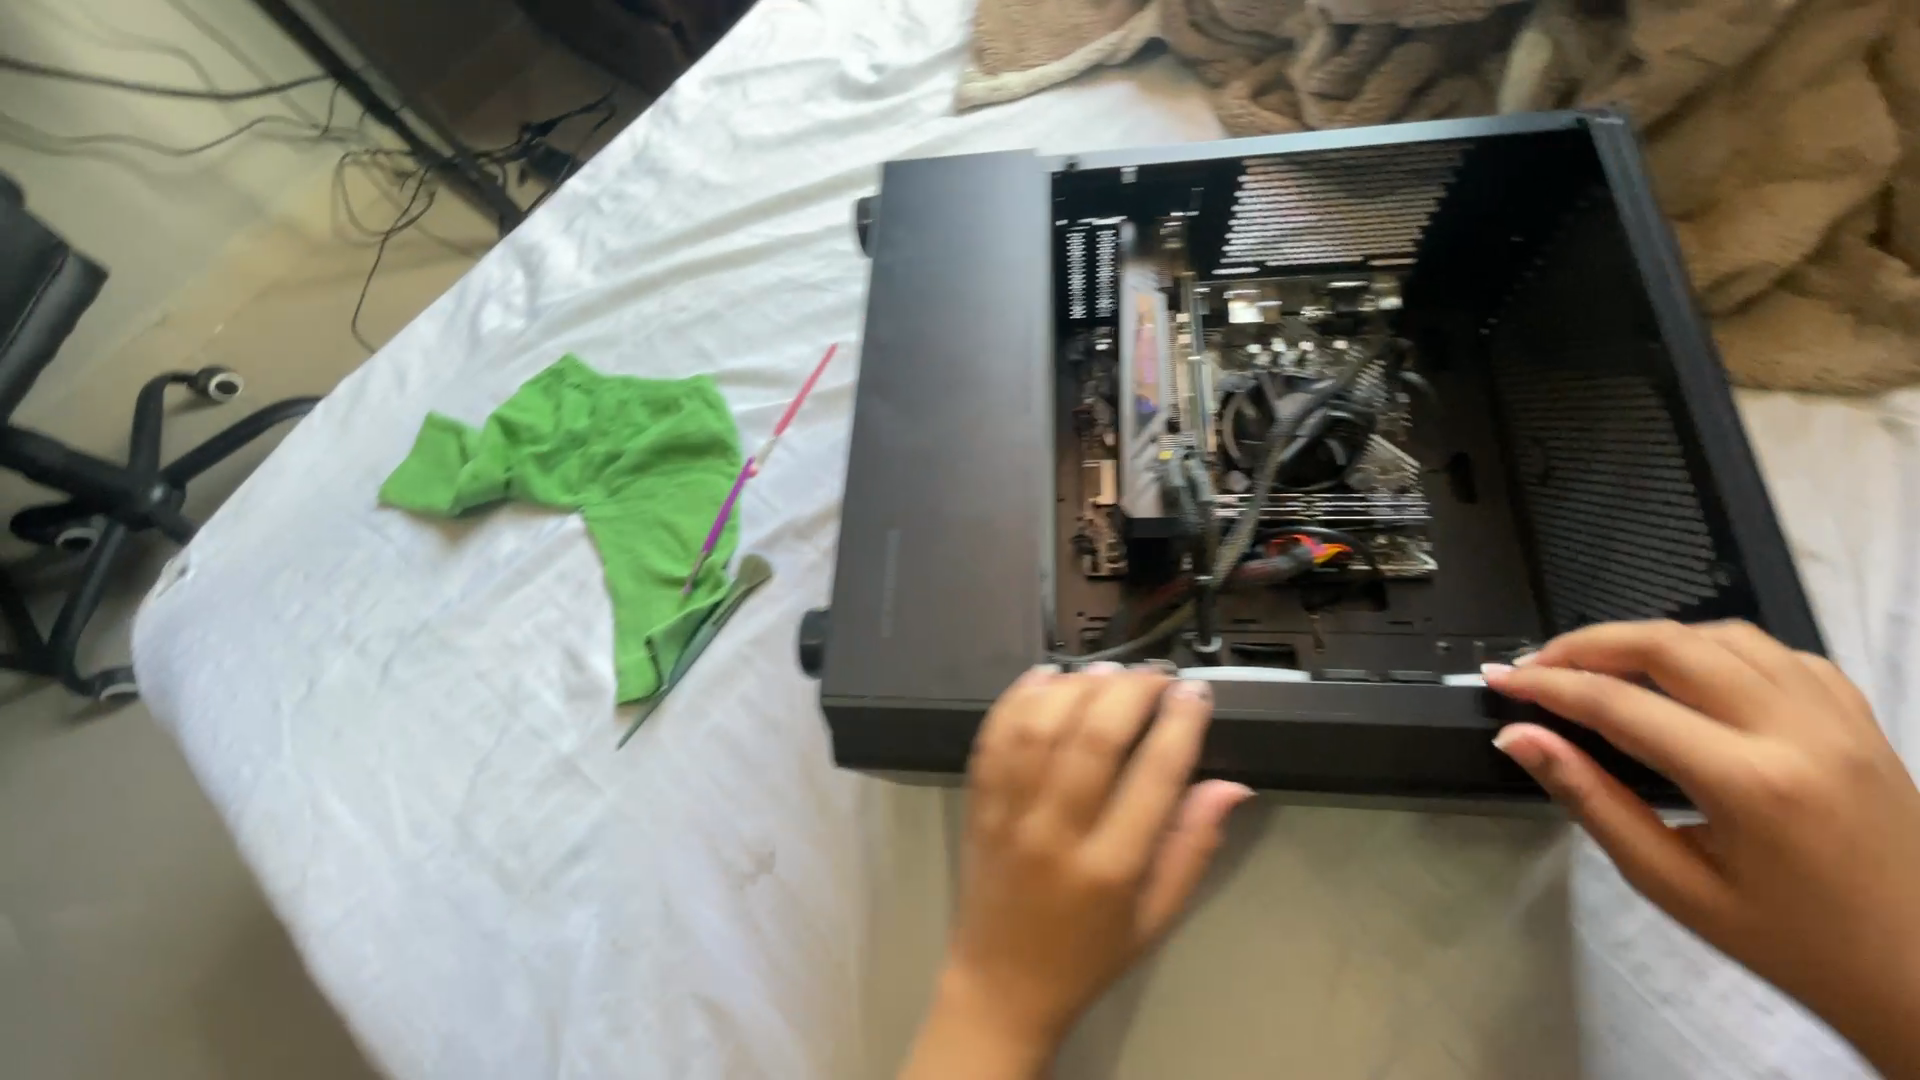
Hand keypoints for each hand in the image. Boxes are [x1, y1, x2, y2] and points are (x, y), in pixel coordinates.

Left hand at [899, 663, 1253, 1079]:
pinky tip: (1046, 677)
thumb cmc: (1089, 954)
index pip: (1153, 777)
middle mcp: (1055, 832)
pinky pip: (993, 738)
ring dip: (1076, 686)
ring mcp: (1009, 814)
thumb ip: (1192, 847)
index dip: (1180, 724)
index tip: (1196, 692)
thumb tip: (1232, 785)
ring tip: (1108, 670)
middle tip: (1156, 675)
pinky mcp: (978, 803)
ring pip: (1040, 727)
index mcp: (1110, 868)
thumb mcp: (1156, 917)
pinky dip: (1018, 698)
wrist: (1002, 984)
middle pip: (1092, 739)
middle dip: (1130, 692)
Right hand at [1485, 620, 1919, 1076]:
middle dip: (1586, 644)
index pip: (1618, 703)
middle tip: (1537, 665)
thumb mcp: (1670, 882)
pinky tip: (1686, 676)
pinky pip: (1779, 653)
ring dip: (1648, 639)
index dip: (1545, 684)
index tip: (1498, 679)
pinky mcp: (1861, 722)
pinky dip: (1715, 648)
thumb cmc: (1792, 943)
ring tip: (1599, 665)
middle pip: (1670, 644)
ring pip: (1724, 634)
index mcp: (1751, 782)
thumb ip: (1588, 798)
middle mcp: (1801, 733)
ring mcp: (1841, 721)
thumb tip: (1519, 738)